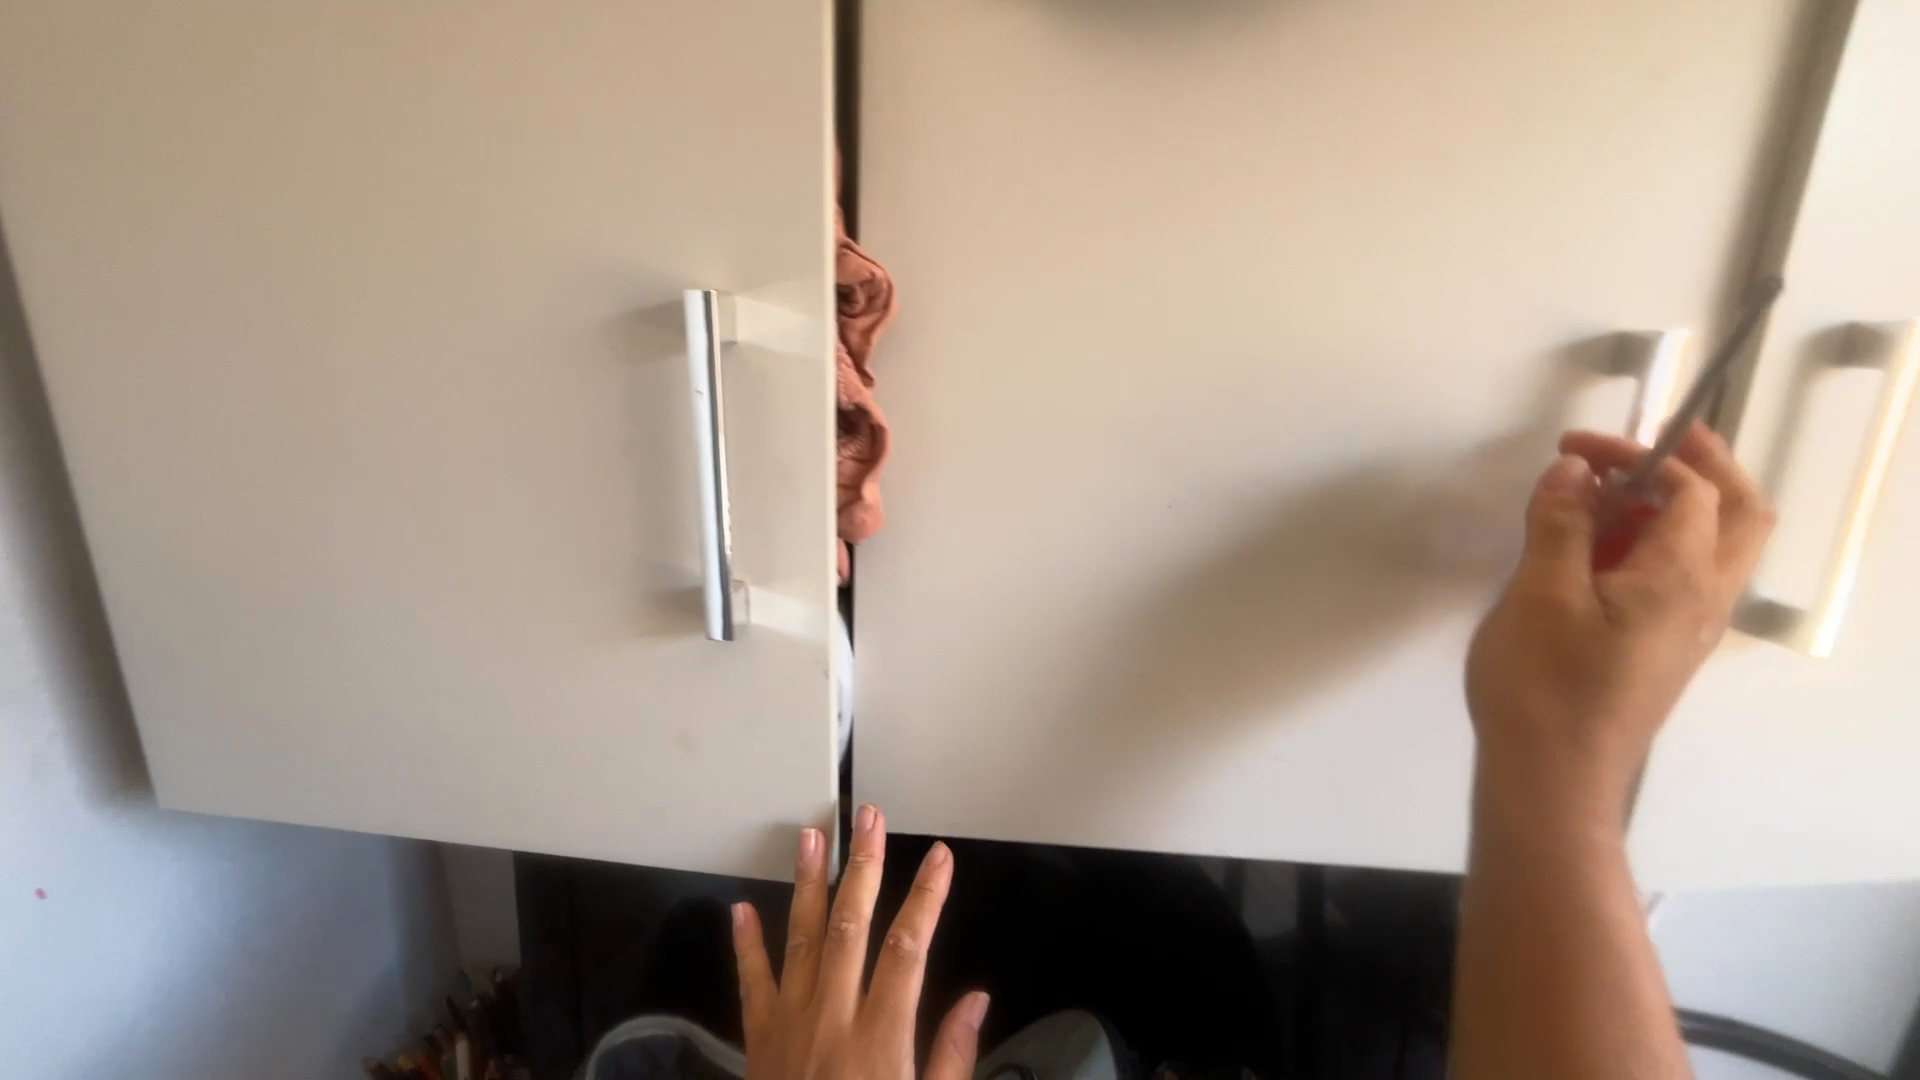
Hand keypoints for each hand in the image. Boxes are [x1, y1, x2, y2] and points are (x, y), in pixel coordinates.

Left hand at [731, 805, 988, 1079]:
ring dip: (807, 884)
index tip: (939, 855)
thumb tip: (976, 998)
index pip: (909, 948)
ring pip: (800, 940)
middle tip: (868, 817)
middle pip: (850, 926)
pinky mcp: (758, 1045)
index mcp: (879, 1039)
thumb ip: (952, 1058)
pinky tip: (739, 909)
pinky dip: (746, 947)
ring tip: (811, 836)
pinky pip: (751, 987)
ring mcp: (789, 1028)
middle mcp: (832, 1020)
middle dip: (863, 866)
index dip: (926, 896)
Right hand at [1465, 422, 1773, 814]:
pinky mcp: (1658, 648)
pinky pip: (1677, 578)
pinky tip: (1595, 552)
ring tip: (1605, 494)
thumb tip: (1573, 470)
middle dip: (1700, 466)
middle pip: (1737, 514)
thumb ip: (1560, 526)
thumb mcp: (1539, 593)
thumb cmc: (1542, 680)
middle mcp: (1702, 599)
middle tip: (1643, 442)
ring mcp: (1684, 628)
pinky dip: (1651, 543)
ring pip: (1712, 548)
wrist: (1551, 770)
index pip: (1692, 491)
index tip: (1574, 447)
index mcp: (1680, 579)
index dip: (1640, 453)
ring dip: (1674, 505)